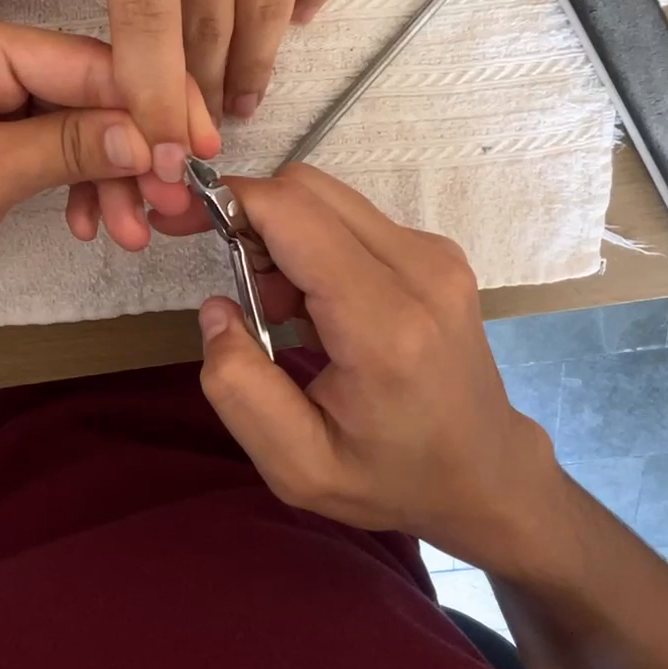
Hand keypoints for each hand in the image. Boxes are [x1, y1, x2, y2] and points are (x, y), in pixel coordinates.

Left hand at [0, 0, 215, 320]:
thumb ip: (71, 146)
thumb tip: (156, 137)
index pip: (82, 61)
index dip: (147, 104)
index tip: (198, 149)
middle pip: (86, 94)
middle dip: (132, 150)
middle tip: (173, 202)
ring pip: (77, 129)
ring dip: (111, 178)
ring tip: (134, 232)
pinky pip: (54, 153)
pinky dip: (80, 188)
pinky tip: (93, 225)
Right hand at [156, 164, 562, 567]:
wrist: (488, 475)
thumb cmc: (393, 478)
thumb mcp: (298, 467)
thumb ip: (239, 389)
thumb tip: (216, 308)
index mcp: (384, 325)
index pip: (293, 214)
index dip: (228, 202)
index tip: (179, 222)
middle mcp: (419, 270)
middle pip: (305, 190)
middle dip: (247, 216)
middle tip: (230, 280)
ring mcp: (434, 255)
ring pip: (324, 199)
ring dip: (277, 234)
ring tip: (273, 308)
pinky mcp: (434, 253)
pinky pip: (347, 218)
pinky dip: (307, 244)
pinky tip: (309, 304)